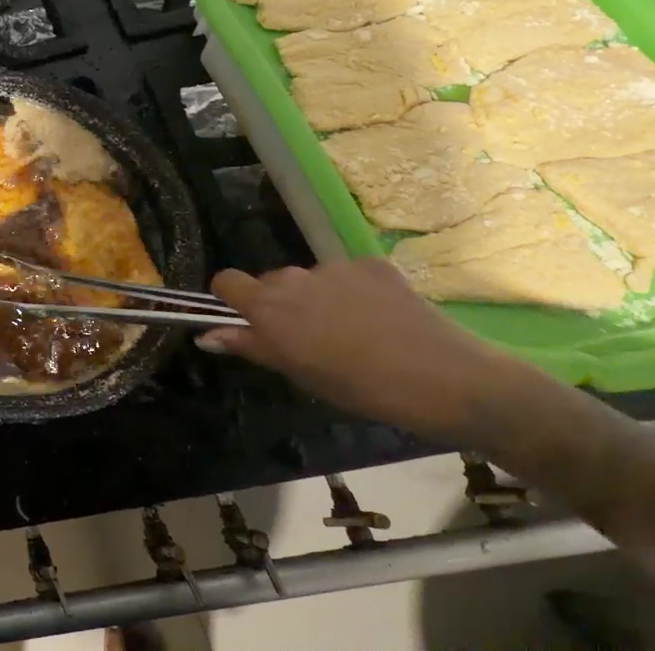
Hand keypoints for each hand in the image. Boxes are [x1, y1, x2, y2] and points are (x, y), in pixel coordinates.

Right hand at [198, 259, 514, 441]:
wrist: (448, 379)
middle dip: (280, 305)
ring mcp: (335, 268)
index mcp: (269, 307)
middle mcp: (294, 278)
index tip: (247, 322)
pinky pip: (349, 275)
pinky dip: (355, 292)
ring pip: (310, 280)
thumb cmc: (362, 388)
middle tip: (307, 340)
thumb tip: (207, 334)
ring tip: (351, 334)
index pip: (226, 281)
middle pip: (270, 282)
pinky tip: (381, 320)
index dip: (230, 299)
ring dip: (318, 300)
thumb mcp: (300, 375)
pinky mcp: (373, 265)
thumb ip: (251, 347)